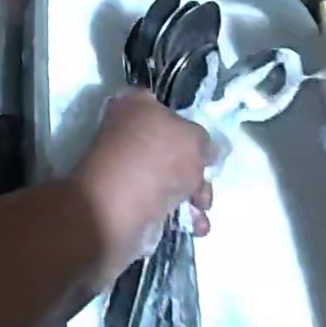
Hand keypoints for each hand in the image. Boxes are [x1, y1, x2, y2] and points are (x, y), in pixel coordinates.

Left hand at [70, 90, 211, 273]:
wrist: (122, 202)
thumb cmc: (157, 156)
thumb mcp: (192, 136)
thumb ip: (201, 138)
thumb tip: (201, 148)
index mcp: (132, 103)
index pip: (158, 102)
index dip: (182, 119)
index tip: (200, 139)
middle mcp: (125, 129)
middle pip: (172, 145)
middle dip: (196, 168)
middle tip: (203, 180)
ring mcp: (127, 163)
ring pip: (173, 175)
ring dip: (195, 194)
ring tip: (199, 207)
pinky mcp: (131, 194)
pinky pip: (165, 200)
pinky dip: (183, 213)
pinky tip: (195, 224)